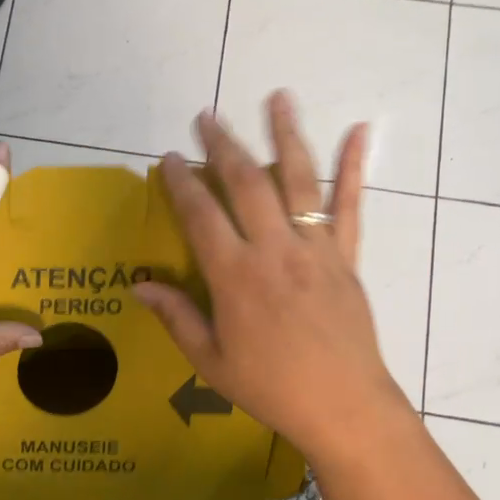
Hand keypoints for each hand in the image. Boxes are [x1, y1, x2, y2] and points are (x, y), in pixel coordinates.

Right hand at [133, 93, 410, 463]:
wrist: (339, 402)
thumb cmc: (267, 387)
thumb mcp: (209, 360)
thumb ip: (176, 317)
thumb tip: (140, 286)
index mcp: (234, 277)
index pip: (201, 216)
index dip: (182, 184)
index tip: (170, 159)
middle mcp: (274, 250)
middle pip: (246, 184)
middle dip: (223, 146)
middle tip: (206, 117)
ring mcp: (315, 248)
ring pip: (299, 180)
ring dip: (285, 135)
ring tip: (276, 98)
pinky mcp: (347, 257)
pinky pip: (351, 205)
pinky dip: (354, 168)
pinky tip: (359, 131)